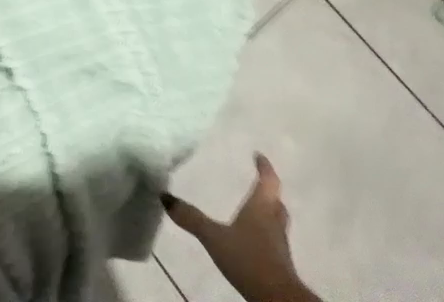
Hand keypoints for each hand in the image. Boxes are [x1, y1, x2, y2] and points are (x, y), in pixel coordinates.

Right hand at [163, 155, 319, 301]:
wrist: (275, 296)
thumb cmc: (247, 257)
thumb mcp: (213, 236)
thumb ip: (191, 218)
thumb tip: (164, 196)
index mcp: (261, 206)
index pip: (268, 180)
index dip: (264, 166)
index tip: (258, 155)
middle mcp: (273, 220)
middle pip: (275, 200)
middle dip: (267, 190)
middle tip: (257, 182)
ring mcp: (279, 242)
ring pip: (276, 219)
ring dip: (267, 211)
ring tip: (254, 209)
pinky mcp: (279, 260)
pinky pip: (273, 238)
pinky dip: (265, 232)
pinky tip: (252, 239)